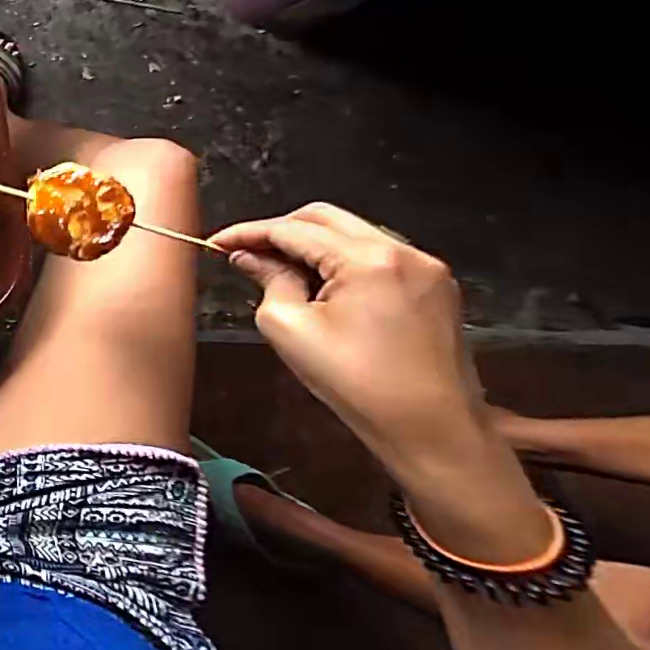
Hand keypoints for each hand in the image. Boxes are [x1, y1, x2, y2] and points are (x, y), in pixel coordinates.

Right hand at [213, 204, 548, 560]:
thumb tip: (248, 257)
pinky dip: (339, 259)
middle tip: (245, 253)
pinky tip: (318, 284)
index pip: (292, 230)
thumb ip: (267, 280)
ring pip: (351, 232)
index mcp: (368, 260)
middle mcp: (403, 250)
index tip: (216, 244)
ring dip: (309, 244)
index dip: (248, 233)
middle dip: (279, 230)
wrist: (433, 431)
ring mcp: (425, 266)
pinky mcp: (434, 284)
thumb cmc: (355, 383)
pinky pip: (375, 253)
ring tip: (278, 271)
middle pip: (324, 217)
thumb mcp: (290, 329)